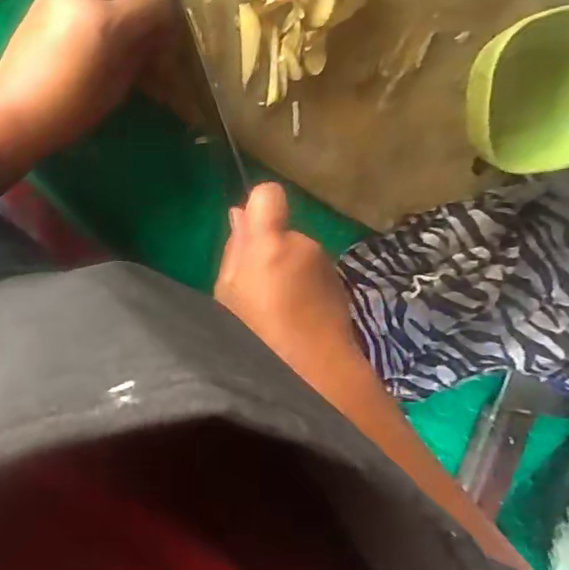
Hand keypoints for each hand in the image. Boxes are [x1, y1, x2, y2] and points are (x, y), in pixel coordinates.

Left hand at [0, 0, 169, 145]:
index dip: (167, 16)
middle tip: (157, 2)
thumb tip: (154, 35)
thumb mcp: (113, 88)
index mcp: (106, 20)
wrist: (12, 111)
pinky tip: (101, 3)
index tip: (170, 30)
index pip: (153, 1)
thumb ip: (138, 54)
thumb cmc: (68, 111)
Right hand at [214, 183, 356, 370]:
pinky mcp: (341, 287)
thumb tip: (240, 214)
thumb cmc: (256, 333)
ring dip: (288, 274)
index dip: (258, 207)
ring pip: (299, 257)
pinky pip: (313, 278)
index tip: (248, 233)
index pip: (268, 195)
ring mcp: (327, 266)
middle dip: (271, 251)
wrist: (314, 374)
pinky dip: (304, 291)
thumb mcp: (227, 292)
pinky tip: (296, 320)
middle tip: (255, 290)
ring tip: (276, 312)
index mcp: (270, 243)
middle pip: (283, 233)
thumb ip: (235, 249)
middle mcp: (305, 245)